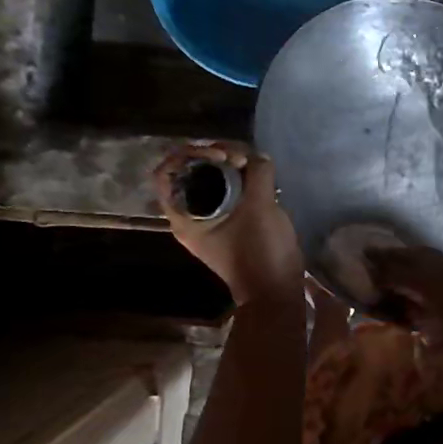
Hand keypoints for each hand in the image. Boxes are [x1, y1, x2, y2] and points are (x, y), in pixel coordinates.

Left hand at [152, 142, 303, 307]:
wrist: (275, 289)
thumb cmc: (259, 251)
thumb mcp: (259, 208)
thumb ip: (257, 175)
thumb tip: (257, 157)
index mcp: (184, 215)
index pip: (167, 172)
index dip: (190, 154)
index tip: (221, 155)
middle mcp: (192, 213)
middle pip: (191, 170)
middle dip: (215, 154)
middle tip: (242, 158)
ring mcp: (212, 216)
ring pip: (212, 177)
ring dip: (231, 164)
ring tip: (254, 164)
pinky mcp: (231, 218)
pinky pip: (229, 188)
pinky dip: (241, 177)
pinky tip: (260, 175)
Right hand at [366, 245, 442, 347]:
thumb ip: (428, 330)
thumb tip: (416, 326)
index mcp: (423, 282)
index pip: (392, 274)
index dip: (376, 274)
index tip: (361, 273)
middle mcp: (433, 267)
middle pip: (404, 256)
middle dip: (385, 255)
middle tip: (368, 253)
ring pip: (420, 253)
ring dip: (403, 253)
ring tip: (393, 256)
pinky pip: (433, 256)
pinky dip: (420, 257)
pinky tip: (422, 265)